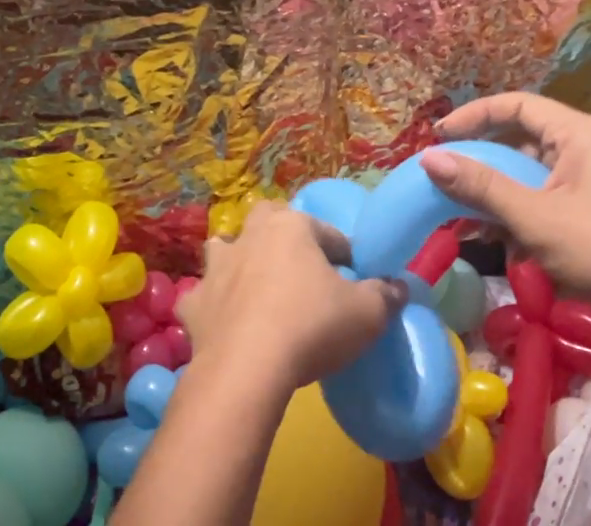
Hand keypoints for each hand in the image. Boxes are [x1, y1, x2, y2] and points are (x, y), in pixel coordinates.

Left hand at [177, 201, 407, 389]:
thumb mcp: (367, 313)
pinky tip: (225, 323)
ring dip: (239, 261)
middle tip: (301, 272)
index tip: (353, 279)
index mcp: (291, 227)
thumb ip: (385, 295)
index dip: (344, 254)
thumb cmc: (312, 327)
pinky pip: (203, 297)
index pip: (327, 232)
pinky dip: (213, 306)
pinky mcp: (193, 305)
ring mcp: (215, 269)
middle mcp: (249, 236)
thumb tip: (398, 287)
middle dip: (282, 237)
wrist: (246, 369)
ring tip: (258, 289)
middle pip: (267, 221)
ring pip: (225, 249)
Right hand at [421, 92, 590, 316]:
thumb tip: (428, 159)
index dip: (474, 115)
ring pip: (525, 173)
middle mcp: (580, 149)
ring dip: (492, 191)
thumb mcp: (534, 216)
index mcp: (576, 133)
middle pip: (518, 138)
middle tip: (441, 175)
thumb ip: (481, 186)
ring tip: (457, 212)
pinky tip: (488, 237)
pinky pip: (537, 200)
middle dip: (479, 158)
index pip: (516, 105)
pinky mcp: (584, 213)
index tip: (438, 136)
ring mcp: (584, 182)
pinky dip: (511, 213)